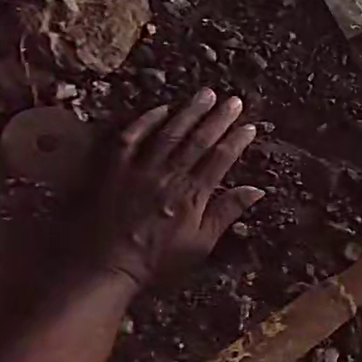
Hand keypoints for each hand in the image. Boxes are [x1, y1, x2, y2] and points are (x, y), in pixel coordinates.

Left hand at [83, 88, 264, 289]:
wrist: (105, 267)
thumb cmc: (155, 261)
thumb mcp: (199, 244)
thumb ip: (226, 213)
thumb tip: (256, 190)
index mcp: (192, 194)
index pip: (221, 159)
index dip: (237, 140)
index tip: (249, 126)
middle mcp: (169, 175)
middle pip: (199, 140)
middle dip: (219, 118)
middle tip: (233, 100)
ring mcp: (140, 169)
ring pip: (170, 132)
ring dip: (189, 112)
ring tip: (206, 94)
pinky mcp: (115, 169)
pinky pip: (131, 137)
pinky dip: (146, 121)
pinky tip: (161, 109)